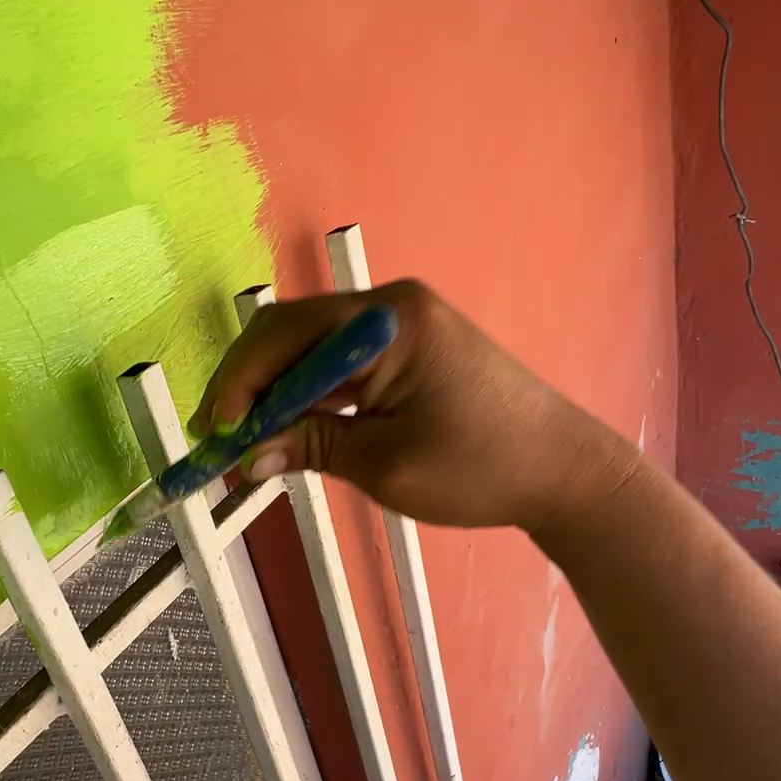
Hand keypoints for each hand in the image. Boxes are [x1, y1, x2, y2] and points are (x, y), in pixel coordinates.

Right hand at [189, 279, 636, 531]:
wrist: (563, 472)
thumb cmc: (480, 468)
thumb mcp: (383, 464)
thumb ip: (308, 448)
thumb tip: (245, 457)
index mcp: (389, 321)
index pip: (286, 334)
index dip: (239, 381)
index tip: (217, 433)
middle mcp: (390, 307)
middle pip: (292, 335)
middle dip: (249, 387)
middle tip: (219, 439)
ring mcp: (400, 326)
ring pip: (311, 351)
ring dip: (274, 394)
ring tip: (244, 442)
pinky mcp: (406, 350)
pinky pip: (338, 366)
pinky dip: (308, 397)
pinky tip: (287, 429)